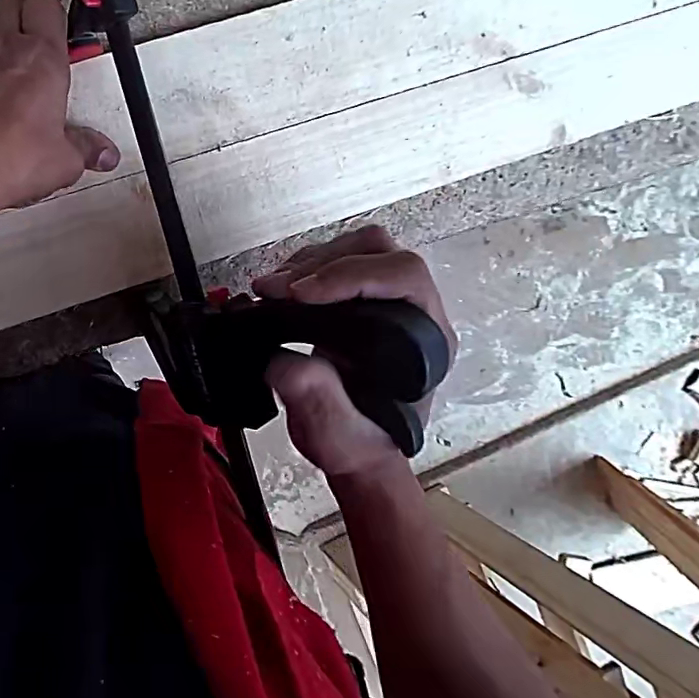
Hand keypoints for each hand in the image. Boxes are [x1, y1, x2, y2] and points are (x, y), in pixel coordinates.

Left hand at [0, 0, 118, 214]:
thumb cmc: (6, 160)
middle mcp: (3, 48)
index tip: (58, 33)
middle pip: (12, 2)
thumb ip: (86, 149)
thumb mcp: (65, 161)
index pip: (48, 8)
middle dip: (22, 14)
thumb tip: (101, 153)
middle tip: (30, 34)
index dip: (53, 16)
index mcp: (42, 60)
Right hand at [252, 226, 455, 480]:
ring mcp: (384, 302)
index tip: (302, 295)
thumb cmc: (357, 442)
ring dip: (308, 262)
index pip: (403, 277)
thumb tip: (284, 361)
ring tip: (272, 289)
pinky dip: (301, 269)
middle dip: (323, 264)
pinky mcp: (356, 299)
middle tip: (280, 289)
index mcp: (426, 344)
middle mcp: (412, 314)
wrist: (351, 449)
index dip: (349, 277)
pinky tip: (278, 291)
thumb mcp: (336, 435)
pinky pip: (334, 261)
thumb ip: (316, 400)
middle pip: (379, 252)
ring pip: (355, 249)